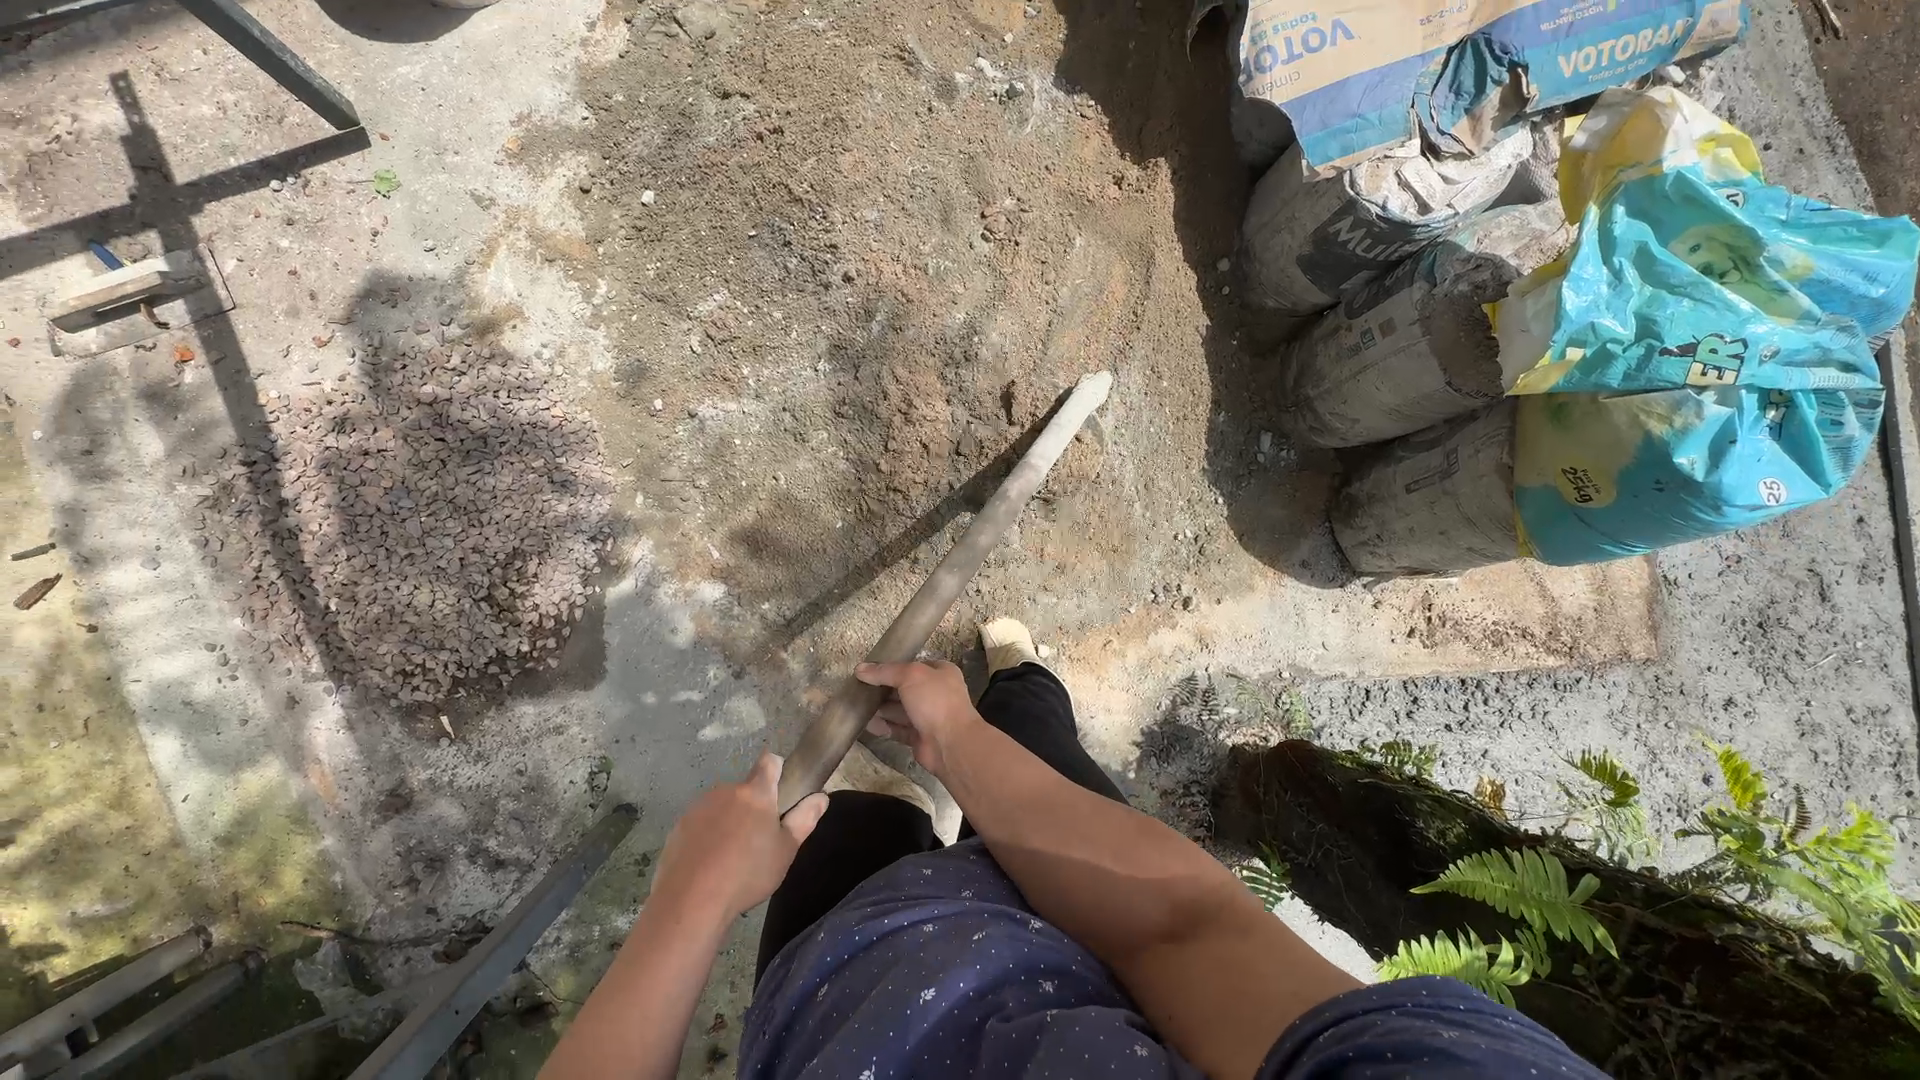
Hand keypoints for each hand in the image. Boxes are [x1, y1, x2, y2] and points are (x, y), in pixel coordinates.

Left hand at [651, 753, 829, 917]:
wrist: (691, 900)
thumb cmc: (747, 873)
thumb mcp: (786, 850)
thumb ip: (805, 819)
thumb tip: (821, 797)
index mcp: (755, 793)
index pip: (770, 762)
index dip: (778, 769)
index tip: (781, 791)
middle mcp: (725, 791)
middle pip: (744, 790)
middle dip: (753, 807)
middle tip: (758, 839)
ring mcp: (698, 808)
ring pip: (721, 807)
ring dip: (729, 821)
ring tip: (731, 857)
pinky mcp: (678, 827)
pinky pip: (700, 824)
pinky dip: (707, 836)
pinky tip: (708, 864)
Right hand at [857, 660, 983, 775]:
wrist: (950, 743)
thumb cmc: (935, 700)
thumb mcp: (910, 676)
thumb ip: (885, 672)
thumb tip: (860, 669)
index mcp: (940, 673)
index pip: (913, 666)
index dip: (892, 667)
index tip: (869, 669)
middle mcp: (935, 693)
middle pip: (904, 688)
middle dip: (882, 689)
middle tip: (858, 689)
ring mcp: (928, 716)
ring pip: (899, 710)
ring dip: (880, 708)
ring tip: (857, 706)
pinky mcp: (919, 736)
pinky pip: (898, 729)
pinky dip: (883, 726)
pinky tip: (867, 724)